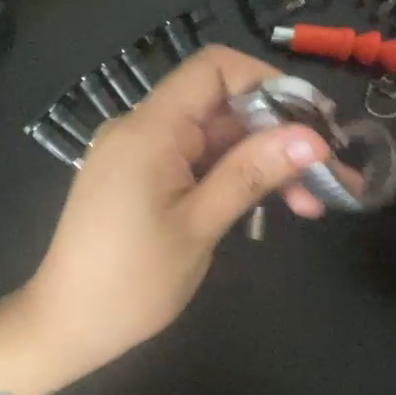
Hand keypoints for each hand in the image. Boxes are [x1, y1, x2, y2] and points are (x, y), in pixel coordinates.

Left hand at [16, 46, 331, 370]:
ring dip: (259, 164)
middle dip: (276, 135)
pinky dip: (228, 179)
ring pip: (210, 140)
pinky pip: (190, 164)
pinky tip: (267, 208)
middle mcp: (137, 131)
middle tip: (329, 179)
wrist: (66, 325)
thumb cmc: (131, 281)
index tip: (312, 123)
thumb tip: (311, 136)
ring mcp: (134, 158)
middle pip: (218, 108)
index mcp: (147, 129)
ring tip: (310, 204)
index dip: (268, 84)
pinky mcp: (135, 183)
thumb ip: (251, 173)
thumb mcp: (199, 225)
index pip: (213, 69)